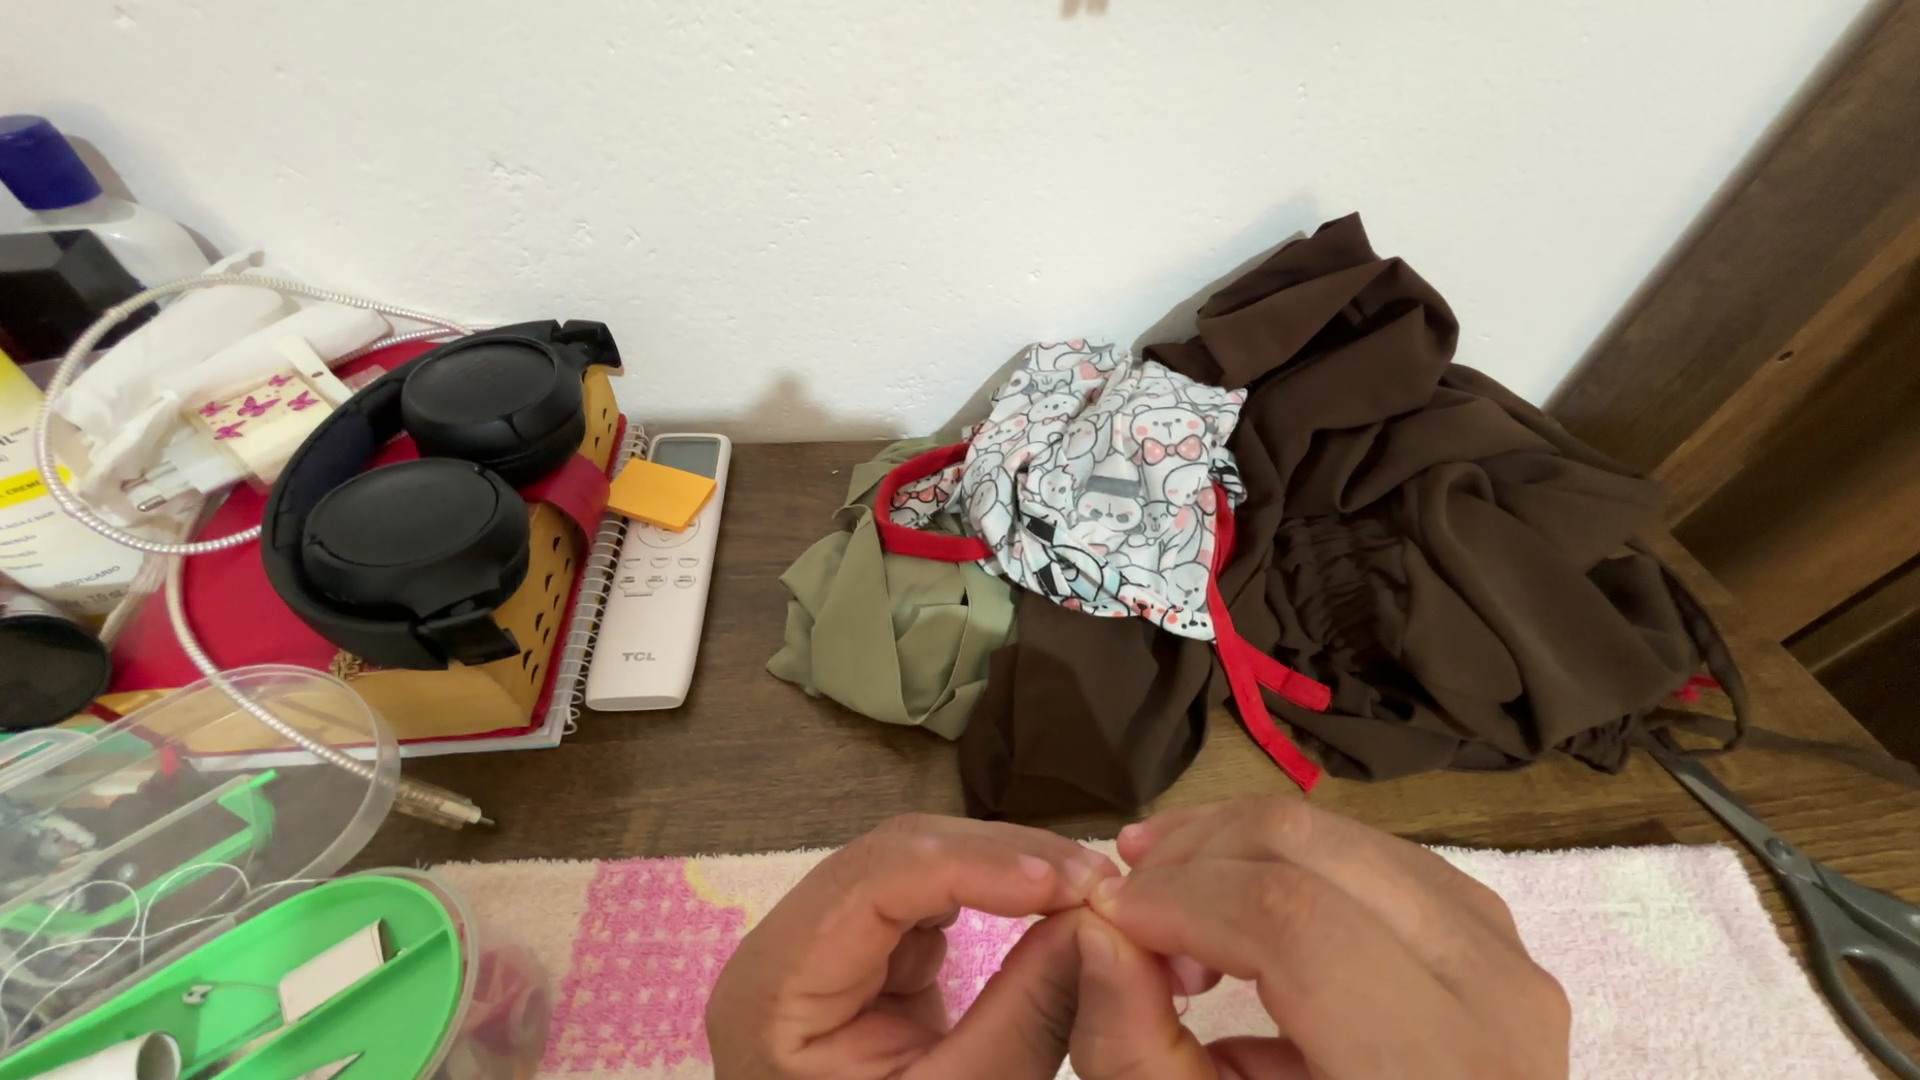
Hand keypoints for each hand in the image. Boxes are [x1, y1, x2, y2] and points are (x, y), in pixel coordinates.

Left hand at [705, 813, 1116, 1078]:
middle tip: (1091, 877)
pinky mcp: (863, 942)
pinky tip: (1037, 900)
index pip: (876, 879)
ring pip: (918, 858)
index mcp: (777, 984)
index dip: (973, 866)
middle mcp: (790, 937)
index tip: (1063, 881)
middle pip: (897, 853)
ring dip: (1001, 863)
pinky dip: (988, 889)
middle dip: (1000, 856)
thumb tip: (1096, 925)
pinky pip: (928, 892)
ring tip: (1077, 884)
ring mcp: (827, 933)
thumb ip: (1022, 1018)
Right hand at [1068, 797, 1569, 1078]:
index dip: (1178, 899)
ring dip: (1222, 843)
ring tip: (1167, 893)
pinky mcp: (1478, 918)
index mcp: (1439, 1074)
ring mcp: (1499, 944)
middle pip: (1303, 848)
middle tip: (1129, 899)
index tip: (1108, 912)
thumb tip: (1092, 923)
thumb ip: (1134, 1046)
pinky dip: (1268, 849)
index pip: (1290, 922)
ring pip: (1322, 828)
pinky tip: (1227, 889)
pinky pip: (1351, 842)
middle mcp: (1500, 995)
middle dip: (1189, 855)